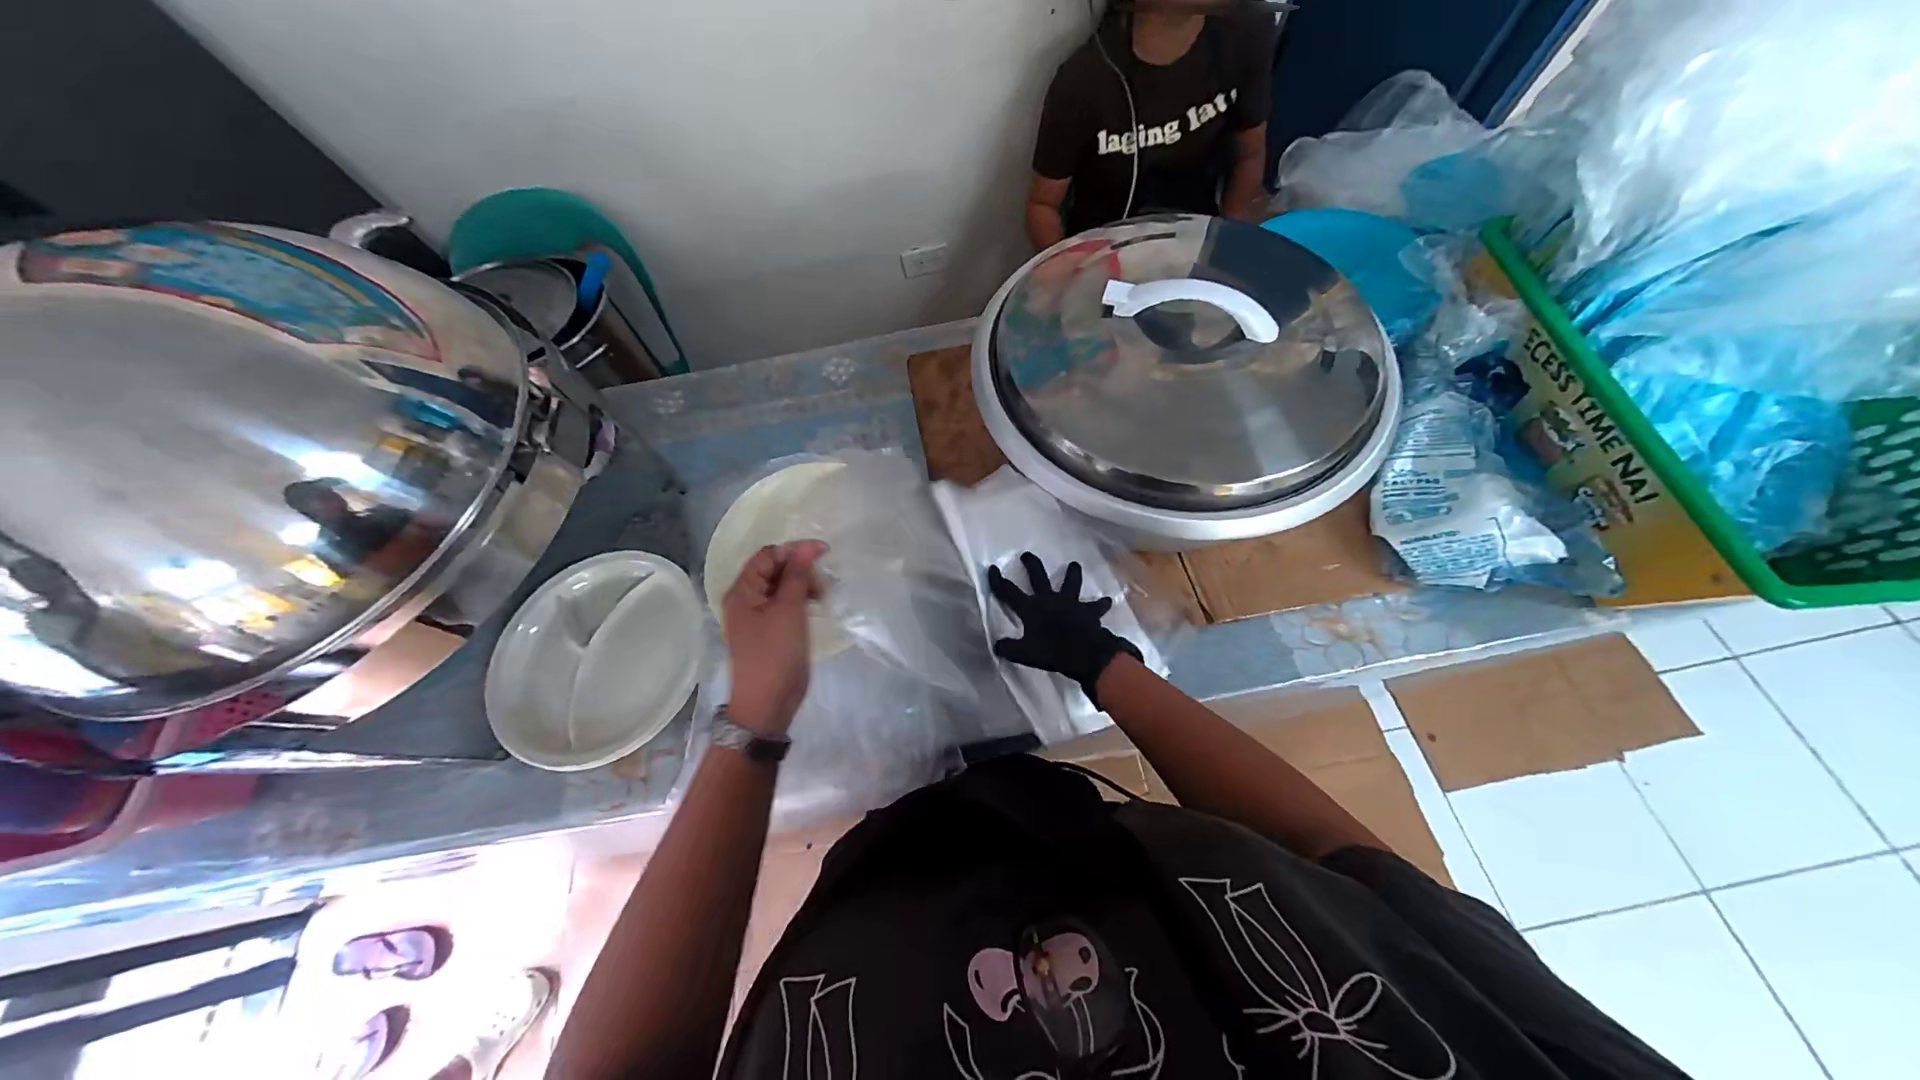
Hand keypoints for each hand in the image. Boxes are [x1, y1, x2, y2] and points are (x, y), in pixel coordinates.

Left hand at [722, 541, 826, 734]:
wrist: (766, 704)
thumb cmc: (775, 654)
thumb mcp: (789, 610)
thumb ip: (797, 574)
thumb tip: (808, 546)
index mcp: (742, 591)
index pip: (768, 555)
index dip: (794, 550)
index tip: (824, 554)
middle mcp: (744, 600)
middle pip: (773, 569)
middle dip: (799, 569)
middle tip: (822, 586)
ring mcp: (755, 617)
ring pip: (780, 587)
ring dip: (801, 585)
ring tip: (820, 598)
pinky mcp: (768, 631)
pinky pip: (783, 605)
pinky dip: (799, 601)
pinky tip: (813, 609)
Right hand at [987, 551, 1141, 707]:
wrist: (1083, 653)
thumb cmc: (1051, 652)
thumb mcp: (1024, 654)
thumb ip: (1009, 649)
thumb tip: (996, 646)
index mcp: (1031, 608)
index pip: (1009, 592)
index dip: (998, 580)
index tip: (993, 568)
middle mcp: (1049, 599)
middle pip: (1038, 576)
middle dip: (1031, 564)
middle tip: (1027, 554)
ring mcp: (1071, 603)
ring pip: (1071, 583)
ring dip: (1072, 574)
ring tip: (1074, 564)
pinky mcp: (1089, 611)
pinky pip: (1097, 606)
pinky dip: (1101, 604)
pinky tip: (1107, 601)